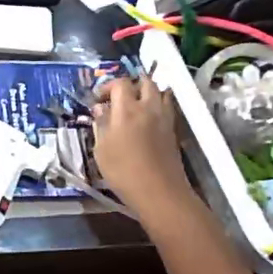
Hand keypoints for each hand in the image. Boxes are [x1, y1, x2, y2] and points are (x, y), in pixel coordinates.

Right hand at [92, 75, 193, 214]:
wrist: (159, 191)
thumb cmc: (123, 171)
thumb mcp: (102, 150)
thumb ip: (101, 124)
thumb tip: (100, 108)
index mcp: (127, 109)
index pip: (120, 83)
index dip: (107, 87)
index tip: (98, 100)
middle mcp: (148, 107)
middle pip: (145, 82)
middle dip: (131, 85)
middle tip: (119, 99)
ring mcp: (164, 117)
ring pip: (160, 91)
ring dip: (148, 92)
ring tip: (136, 106)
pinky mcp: (173, 129)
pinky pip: (167, 106)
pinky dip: (158, 105)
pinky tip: (148, 119)